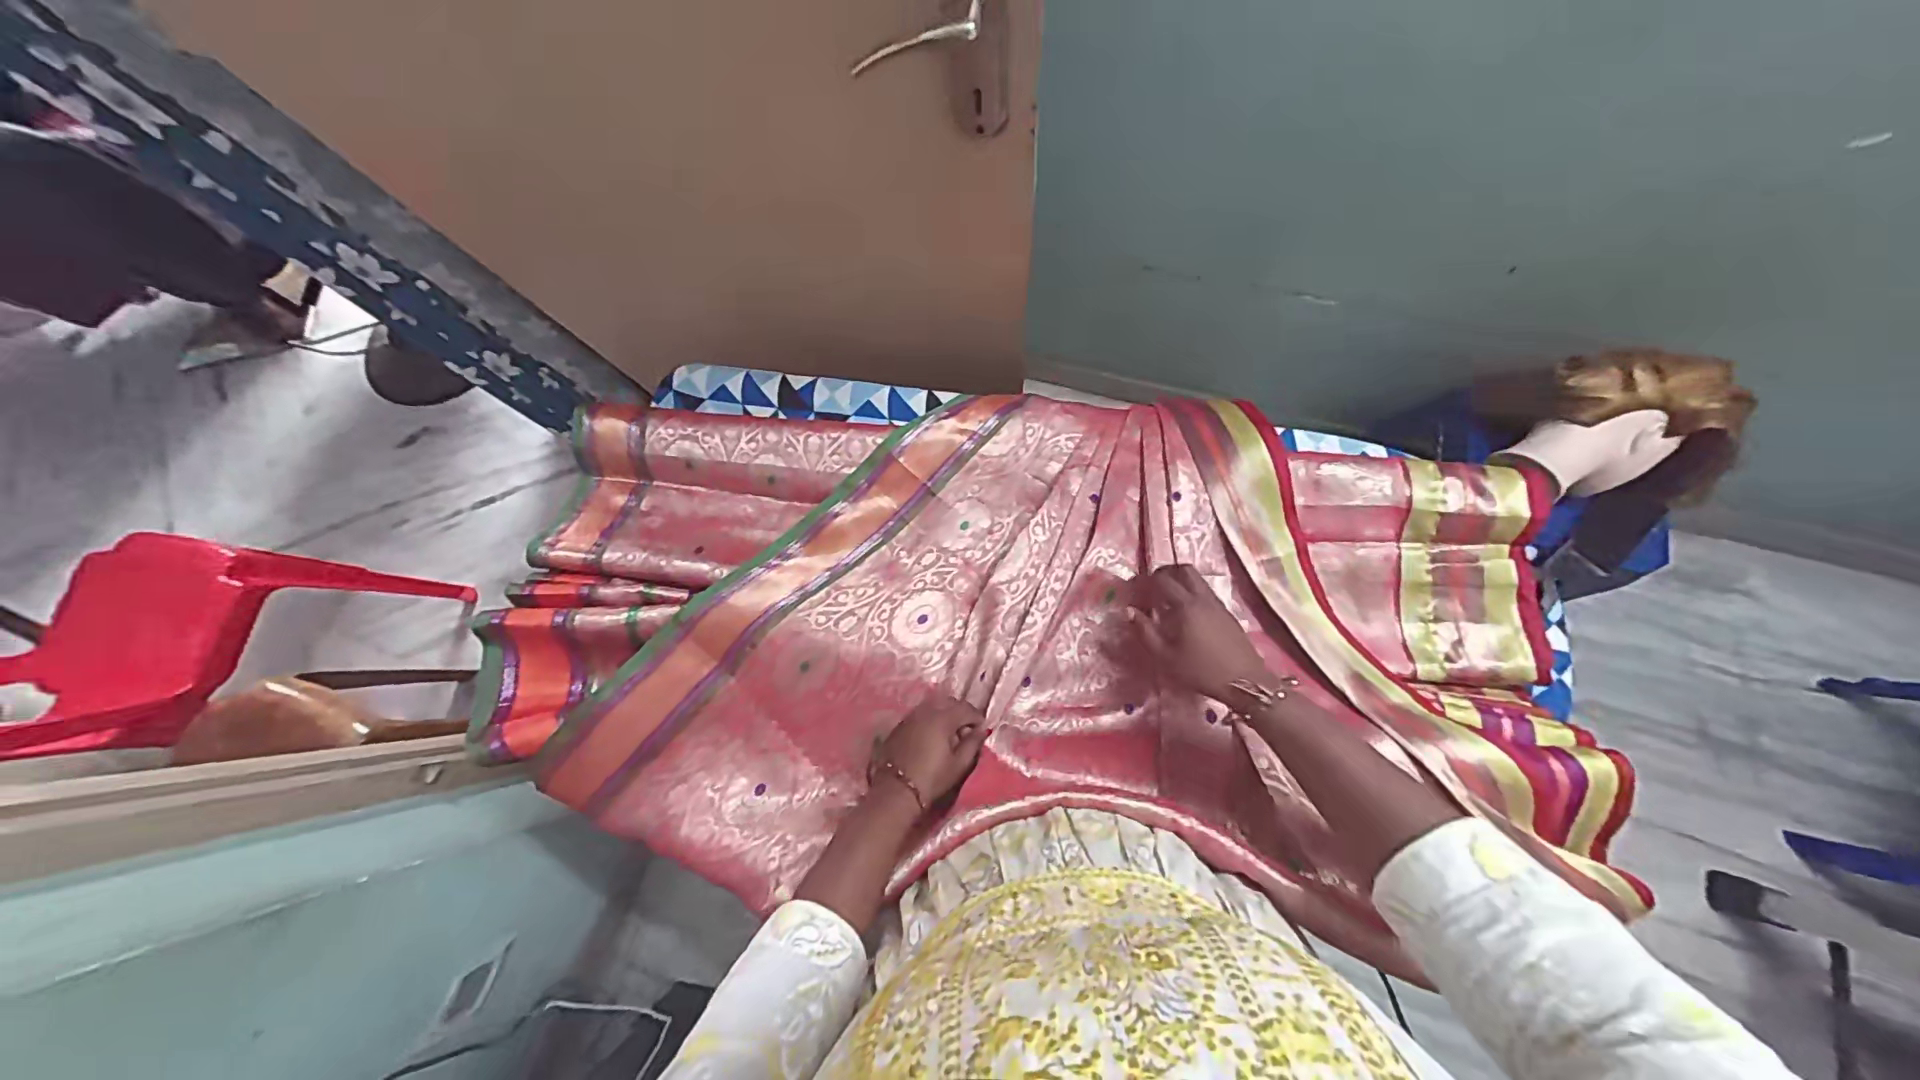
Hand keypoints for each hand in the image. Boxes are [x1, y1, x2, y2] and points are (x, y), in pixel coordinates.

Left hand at [871, 695, 989, 808]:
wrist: (896, 791)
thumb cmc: (932, 779)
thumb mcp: (959, 764)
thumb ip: (972, 744)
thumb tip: (981, 730)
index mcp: (943, 718)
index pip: (966, 708)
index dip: (977, 717)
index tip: (981, 730)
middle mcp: (926, 711)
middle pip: (948, 702)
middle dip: (960, 712)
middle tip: (966, 730)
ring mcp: (910, 716)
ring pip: (933, 706)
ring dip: (944, 714)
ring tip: (949, 733)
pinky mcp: (900, 725)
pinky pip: (920, 714)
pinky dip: (930, 719)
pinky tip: (932, 735)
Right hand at [1129, 564, 1270, 701]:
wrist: (1246, 682)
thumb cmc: (1201, 671)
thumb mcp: (1165, 656)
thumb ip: (1145, 631)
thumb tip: (1129, 610)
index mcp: (1186, 606)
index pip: (1162, 580)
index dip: (1144, 580)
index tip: (1133, 588)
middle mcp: (1203, 598)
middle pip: (1184, 570)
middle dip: (1165, 572)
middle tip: (1151, 586)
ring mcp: (1218, 604)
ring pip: (1198, 580)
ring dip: (1180, 581)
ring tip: (1166, 599)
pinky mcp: (1227, 614)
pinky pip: (1206, 592)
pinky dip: (1191, 593)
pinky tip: (1185, 613)